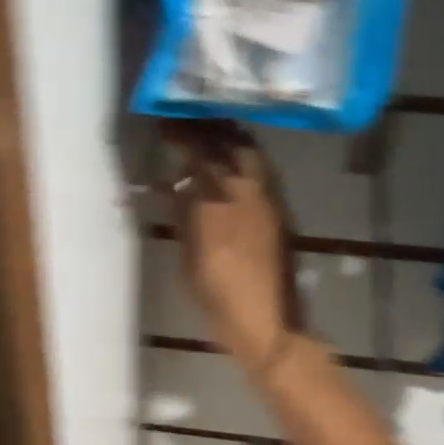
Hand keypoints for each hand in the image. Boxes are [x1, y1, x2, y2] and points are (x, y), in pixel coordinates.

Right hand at [165, 121, 301, 380]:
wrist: (266, 322)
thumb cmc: (220, 298)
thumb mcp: (190, 260)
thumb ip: (182, 218)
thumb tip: (169, 186)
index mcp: (216, 204)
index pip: (195, 155)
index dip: (180, 136)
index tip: (165, 123)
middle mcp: (244, 192)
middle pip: (226, 145)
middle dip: (208, 130)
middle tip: (191, 123)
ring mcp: (266, 201)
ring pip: (248, 155)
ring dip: (229, 140)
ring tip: (212, 137)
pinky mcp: (278, 214)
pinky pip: (259, 173)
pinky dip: (244, 161)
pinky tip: (232, 167)